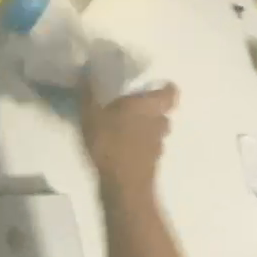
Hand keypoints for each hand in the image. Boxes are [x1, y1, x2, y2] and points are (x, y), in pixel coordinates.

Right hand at [80, 79, 176, 198]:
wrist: (123, 186)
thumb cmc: (109, 142)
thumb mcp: (90, 114)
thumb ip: (89, 92)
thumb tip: (86, 70)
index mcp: (148, 106)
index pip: (170, 93)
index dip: (165, 88)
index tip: (152, 86)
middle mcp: (158, 123)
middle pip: (163, 112)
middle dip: (151, 109)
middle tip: (132, 105)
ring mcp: (158, 145)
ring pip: (157, 131)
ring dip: (145, 128)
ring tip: (124, 126)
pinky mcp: (152, 163)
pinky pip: (149, 147)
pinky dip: (140, 145)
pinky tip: (121, 146)